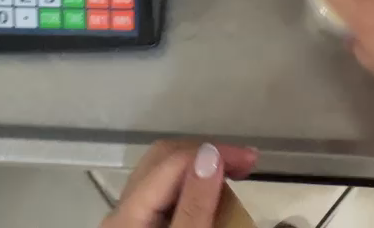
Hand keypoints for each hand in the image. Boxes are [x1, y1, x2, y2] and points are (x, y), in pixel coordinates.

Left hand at [102, 140, 256, 227]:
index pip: (173, 160)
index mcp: (127, 212)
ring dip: (199, 168)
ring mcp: (127, 221)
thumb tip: (210, 152)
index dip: (215, 152)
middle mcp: (121, 210)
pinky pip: (164, 195)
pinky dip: (190, 188)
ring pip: (163, 175)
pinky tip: (208, 197)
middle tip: (244, 164)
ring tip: (232, 176)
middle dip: (207, 153)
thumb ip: (194, 205)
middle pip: (164, 158)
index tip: (252, 160)